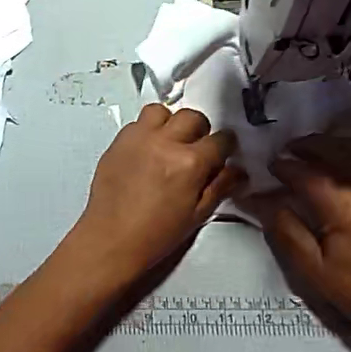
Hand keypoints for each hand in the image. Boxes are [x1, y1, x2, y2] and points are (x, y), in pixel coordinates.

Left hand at [69, 104, 242, 281]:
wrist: (112, 240)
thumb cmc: (156, 234)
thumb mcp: (197, 215)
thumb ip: (220, 187)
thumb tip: (238, 171)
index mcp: (190, 162)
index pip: (221, 139)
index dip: (226, 147)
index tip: (222, 154)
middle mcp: (165, 143)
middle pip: (193, 117)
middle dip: (200, 131)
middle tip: (196, 150)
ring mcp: (138, 139)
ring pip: (162, 112)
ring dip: (170, 123)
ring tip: (169, 144)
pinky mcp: (118, 143)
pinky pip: (137, 123)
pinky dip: (146, 131)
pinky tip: (147, 152)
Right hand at [246, 136, 350, 351]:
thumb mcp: (312, 269)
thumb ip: (285, 228)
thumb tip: (260, 199)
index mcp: (346, 206)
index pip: (307, 173)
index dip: (284, 167)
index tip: (269, 166)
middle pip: (335, 150)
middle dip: (308, 146)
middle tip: (288, 150)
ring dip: (335, 144)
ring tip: (317, 149)